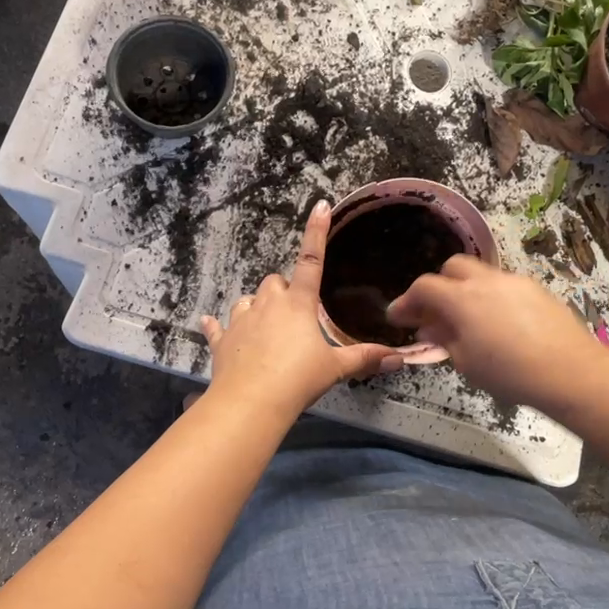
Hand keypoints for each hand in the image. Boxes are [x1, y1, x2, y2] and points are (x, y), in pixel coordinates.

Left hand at [200, 201, 404, 416]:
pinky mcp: (221, 340)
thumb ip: (364, 359)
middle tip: (296, 315)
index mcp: (298, 304)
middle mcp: (268, 304)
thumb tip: (398, 358)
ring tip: (266, 327)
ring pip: (247, 300)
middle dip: (284, 291)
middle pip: (275, 282)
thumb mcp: (335, 369)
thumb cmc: (296, 380)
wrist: (249, 402)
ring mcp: (241, 320)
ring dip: (256, 307)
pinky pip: (217, 326)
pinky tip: (210, 325)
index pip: (311, 260)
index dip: (317, 232)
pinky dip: (217, 326)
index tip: (321, 205)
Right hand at [386, 256, 608, 409]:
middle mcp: (486, 280)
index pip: (424, 287)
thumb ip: (445, 338)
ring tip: (469, 321)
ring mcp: (514, 281)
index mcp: (462, 299)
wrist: (571, 371)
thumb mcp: (467, 363)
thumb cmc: (512, 374)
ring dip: (466, 290)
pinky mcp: (536, 289)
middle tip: (434, 312)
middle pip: (452, 267)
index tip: (398, 317)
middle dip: (438, 285)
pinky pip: (504, 286)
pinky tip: (499, 324)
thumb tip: (430, 325)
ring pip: (480, 274)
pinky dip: (491, 297)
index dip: (406, 301)